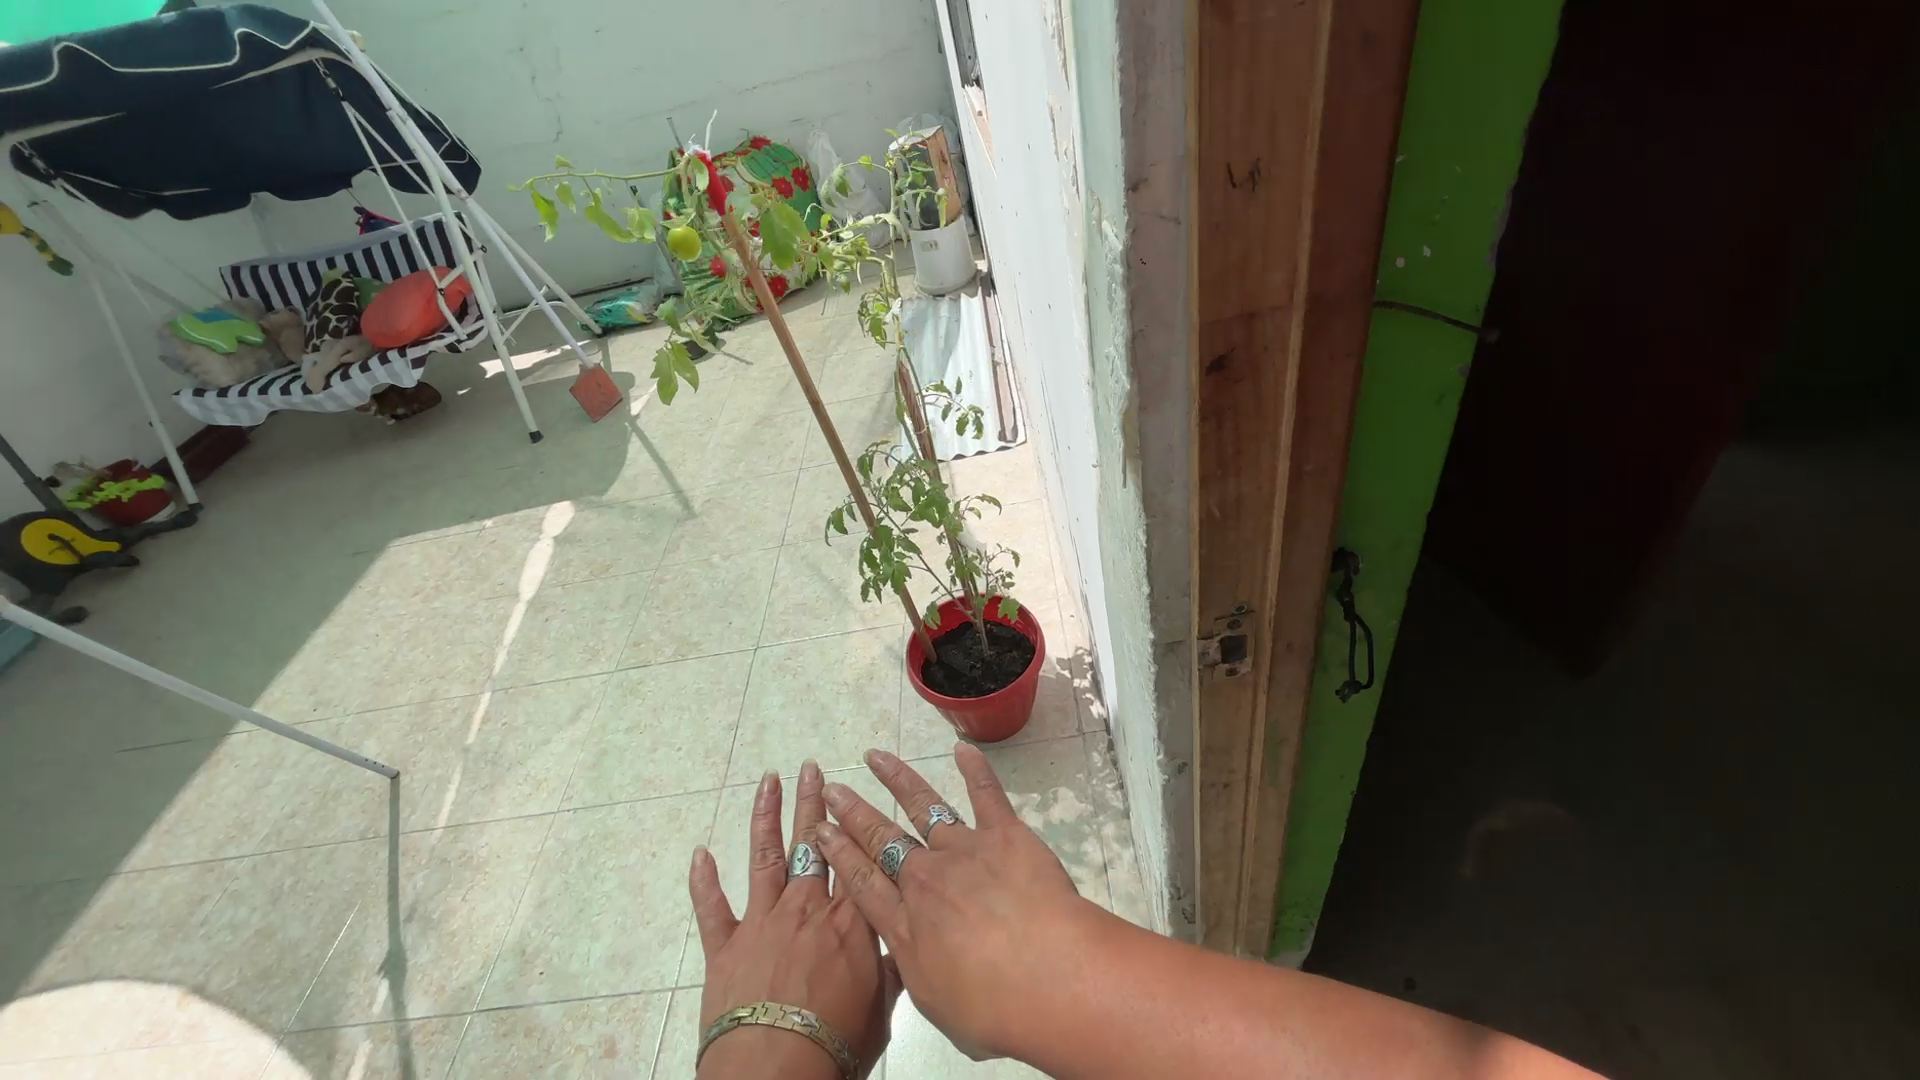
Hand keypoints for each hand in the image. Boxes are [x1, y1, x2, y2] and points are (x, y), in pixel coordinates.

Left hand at [690, 762, 900, 1078]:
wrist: (776, 1071)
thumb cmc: (837, 1045)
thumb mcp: (881, 1010)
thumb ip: (889, 971)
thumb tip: (902, 948)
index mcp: (850, 920)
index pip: (857, 859)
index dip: (857, 824)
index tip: (856, 792)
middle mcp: (807, 907)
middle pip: (814, 843)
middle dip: (814, 802)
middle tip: (813, 767)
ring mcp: (763, 921)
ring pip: (766, 856)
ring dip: (766, 815)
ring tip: (768, 780)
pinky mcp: (725, 944)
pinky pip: (712, 906)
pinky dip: (703, 880)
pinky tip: (700, 853)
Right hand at [814, 744, 1105, 1061]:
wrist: (1048, 978)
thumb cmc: (995, 1010)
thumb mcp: (937, 1005)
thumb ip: (918, 971)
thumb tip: (909, 954)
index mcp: (905, 925)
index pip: (861, 882)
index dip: (838, 853)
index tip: (819, 829)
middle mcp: (925, 880)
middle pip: (881, 839)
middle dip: (853, 813)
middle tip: (832, 789)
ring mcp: (964, 851)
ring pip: (923, 806)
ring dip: (897, 779)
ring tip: (875, 756)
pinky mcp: (1004, 834)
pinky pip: (986, 794)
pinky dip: (975, 769)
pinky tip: (961, 749)